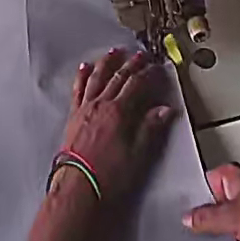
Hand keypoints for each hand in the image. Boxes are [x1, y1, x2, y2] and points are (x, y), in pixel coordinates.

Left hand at [59, 48, 175, 201]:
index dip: (149, 74)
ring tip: (114, 52)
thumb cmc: (108, 176)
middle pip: (118, 77)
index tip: (157, 68)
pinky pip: (78, 89)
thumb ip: (150, 128)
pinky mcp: (74, 115)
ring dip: (107, 63)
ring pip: (97, 77)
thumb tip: (165, 109)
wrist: (77, 189)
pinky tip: (85, 67)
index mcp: (119, 112)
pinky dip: (82, 76)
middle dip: (131, 64)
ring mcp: (86, 108)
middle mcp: (101, 104)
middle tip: (140, 55)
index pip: (137, 85)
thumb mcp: (137, 155)